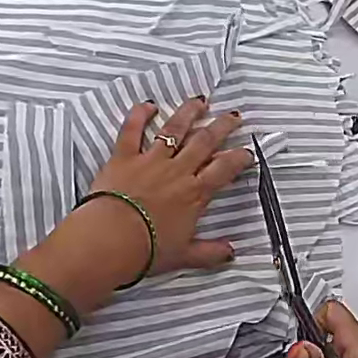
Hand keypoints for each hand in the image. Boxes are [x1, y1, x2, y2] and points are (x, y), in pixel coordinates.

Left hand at [85, 97, 253, 276]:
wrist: (110, 241)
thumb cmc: (148, 250)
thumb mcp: (185, 256)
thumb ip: (210, 252)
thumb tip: (231, 253)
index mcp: (195, 193)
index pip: (224, 169)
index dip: (239, 158)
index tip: (247, 152)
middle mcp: (177, 171)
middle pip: (205, 141)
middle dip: (222, 126)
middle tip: (233, 116)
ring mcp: (151, 161)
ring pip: (174, 130)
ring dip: (189, 113)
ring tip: (200, 101)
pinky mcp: (124, 157)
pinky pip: (132, 130)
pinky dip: (139, 115)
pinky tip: (148, 104)